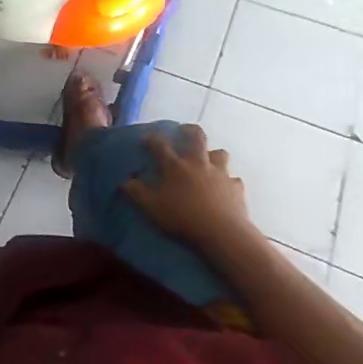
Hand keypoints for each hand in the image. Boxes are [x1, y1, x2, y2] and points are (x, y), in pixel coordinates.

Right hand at [118, 124, 255, 248]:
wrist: (222, 233)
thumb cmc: (182, 218)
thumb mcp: (151, 207)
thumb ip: (136, 192)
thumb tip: (126, 181)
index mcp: (175, 166)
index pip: (160, 145)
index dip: (151, 139)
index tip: (145, 139)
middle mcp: (199, 163)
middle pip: (197, 137)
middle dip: (189, 130)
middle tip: (183, 131)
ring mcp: (220, 173)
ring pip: (220, 153)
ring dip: (212, 154)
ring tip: (206, 161)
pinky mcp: (236, 187)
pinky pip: (232, 178)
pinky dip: (226, 180)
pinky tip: (223, 188)